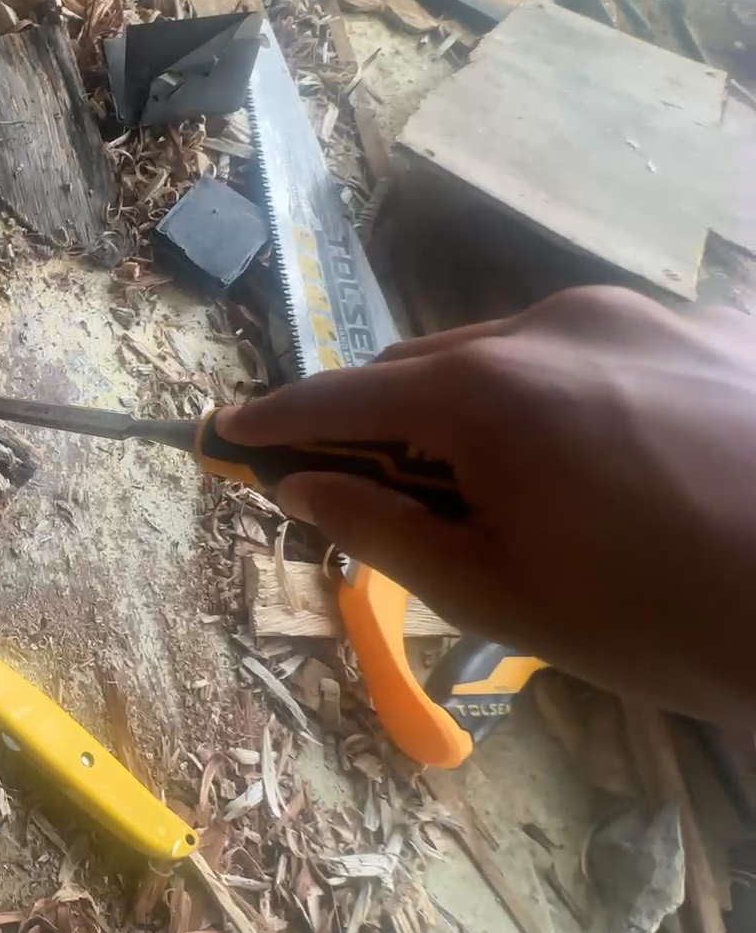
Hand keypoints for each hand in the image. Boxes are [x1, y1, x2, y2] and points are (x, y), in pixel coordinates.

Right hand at [219, 286, 755, 723]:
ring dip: (463, 404)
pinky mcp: (714, 323)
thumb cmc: (676, 618)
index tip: (225, 430)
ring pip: (493, 351)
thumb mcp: (493, 589)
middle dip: (376, 422)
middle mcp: (552, 327)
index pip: (333, 399)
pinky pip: (581, 348)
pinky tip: (605, 450)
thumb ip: (372, 527)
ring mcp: (643, 314)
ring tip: (509, 475)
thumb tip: (295, 487)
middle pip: (410, 370)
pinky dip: (548, 390)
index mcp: (486, 393)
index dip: (269, 419)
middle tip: (383, 483)